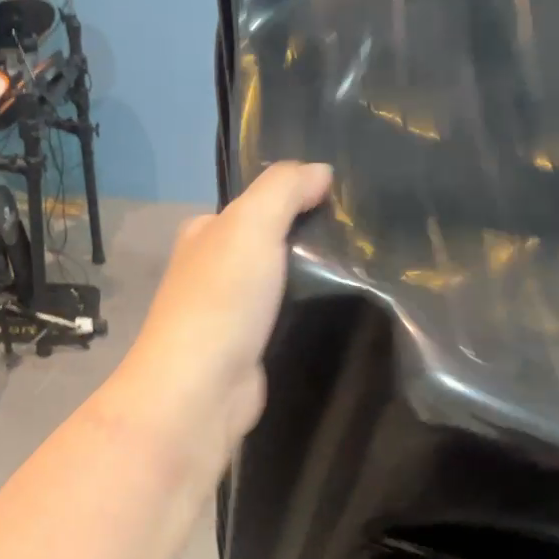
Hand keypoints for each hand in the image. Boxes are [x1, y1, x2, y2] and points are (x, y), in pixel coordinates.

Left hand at [108, 161, 333, 463]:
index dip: (287, 197)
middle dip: (300, 241)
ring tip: (356, 271)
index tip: (337, 199)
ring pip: (272, 286)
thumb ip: (285, 190)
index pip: (248, 205)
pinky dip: (300, 315)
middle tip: (356, 238)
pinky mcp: (244, 352)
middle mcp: (208, 272)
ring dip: (305, 281)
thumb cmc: (222, 299)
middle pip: (262, 246)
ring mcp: (226, 316)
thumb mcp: (252, 225)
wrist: (203, 388)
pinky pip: (279, 322)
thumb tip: (322, 170)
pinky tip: (331, 313)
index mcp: (202, 234)